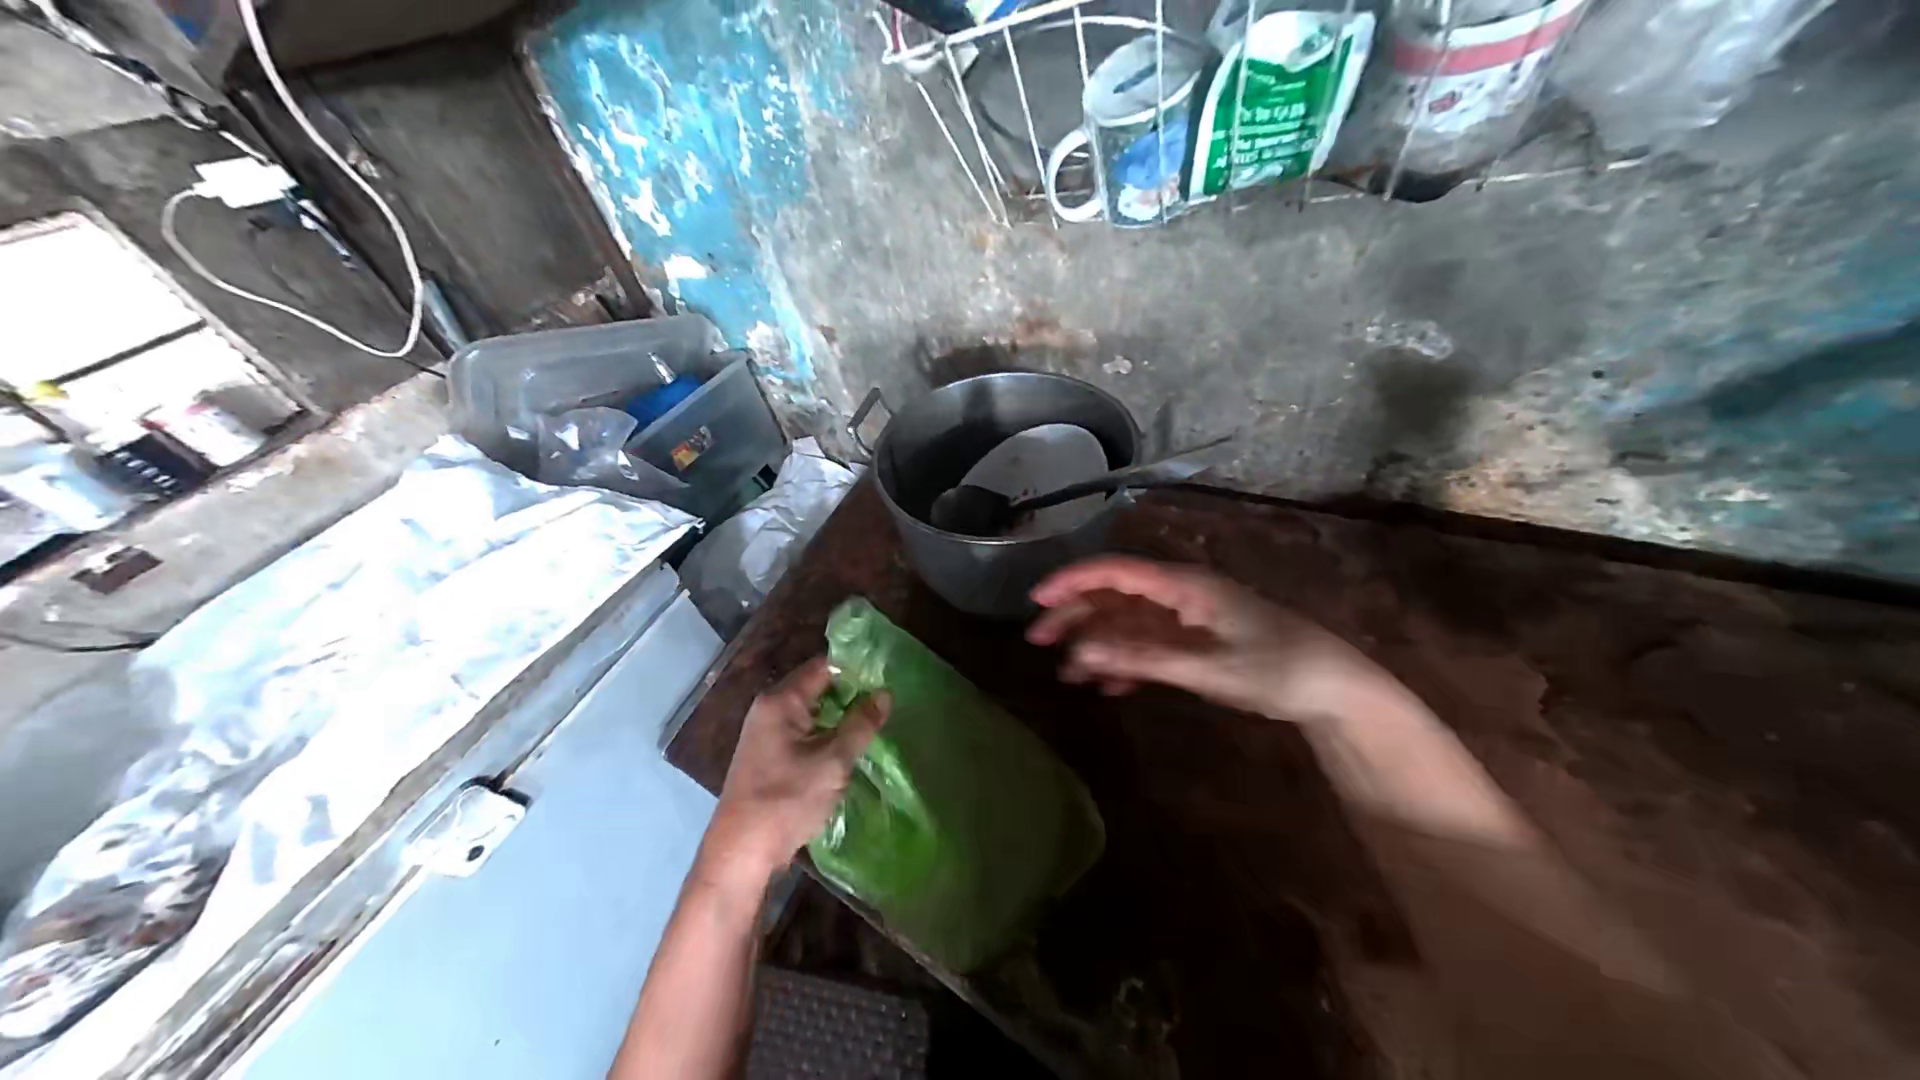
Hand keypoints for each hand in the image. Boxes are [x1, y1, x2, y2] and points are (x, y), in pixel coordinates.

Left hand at [701, 657, 889, 884]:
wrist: (740, 852)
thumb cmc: (786, 801)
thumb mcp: (833, 762)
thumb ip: (861, 725)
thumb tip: (885, 694)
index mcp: (780, 701)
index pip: (823, 666)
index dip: (856, 669)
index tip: (887, 676)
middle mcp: (769, 708)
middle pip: (817, 686)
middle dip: (851, 692)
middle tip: (887, 701)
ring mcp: (766, 732)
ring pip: (812, 711)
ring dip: (840, 715)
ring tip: (875, 721)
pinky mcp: (768, 754)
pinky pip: (803, 730)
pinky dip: (826, 732)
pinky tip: (849, 746)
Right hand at [1027, 556, 1386, 720]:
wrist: (1335, 689)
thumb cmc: (1275, 669)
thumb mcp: (1206, 667)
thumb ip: (1142, 658)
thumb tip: (1080, 652)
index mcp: (1183, 585)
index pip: (1116, 571)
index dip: (1073, 580)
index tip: (1037, 599)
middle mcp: (1180, 594)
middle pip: (1115, 596)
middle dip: (1075, 615)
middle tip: (1037, 640)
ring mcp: (1188, 617)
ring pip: (1128, 622)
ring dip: (1096, 644)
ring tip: (1067, 672)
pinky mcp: (1196, 641)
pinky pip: (1149, 644)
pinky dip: (1126, 662)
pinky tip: (1108, 686)